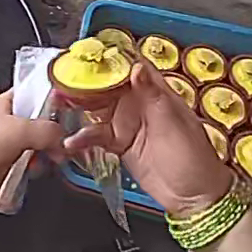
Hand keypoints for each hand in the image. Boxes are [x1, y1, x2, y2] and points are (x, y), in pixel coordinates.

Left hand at [0, 89, 66, 198]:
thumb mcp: (22, 129)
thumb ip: (49, 130)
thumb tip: (65, 141)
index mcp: (5, 102)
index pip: (33, 92)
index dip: (52, 98)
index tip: (70, 109)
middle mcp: (6, 120)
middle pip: (39, 120)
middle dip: (53, 132)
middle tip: (63, 142)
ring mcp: (6, 143)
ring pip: (37, 142)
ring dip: (46, 151)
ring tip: (51, 159)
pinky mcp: (6, 164)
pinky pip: (30, 161)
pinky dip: (36, 165)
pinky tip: (37, 170)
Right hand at [62, 62, 232, 216]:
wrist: (193, 197)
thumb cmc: (192, 157)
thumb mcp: (172, 123)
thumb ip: (151, 95)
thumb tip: (135, 67)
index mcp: (155, 92)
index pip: (130, 67)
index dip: (109, 58)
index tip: (86, 54)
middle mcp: (138, 103)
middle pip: (106, 86)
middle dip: (84, 82)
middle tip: (61, 81)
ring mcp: (126, 123)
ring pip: (96, 108)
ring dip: (78, 108)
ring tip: (58, 107)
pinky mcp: (118, 143)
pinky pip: (95, 135)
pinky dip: (82, 137)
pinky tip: (71, 141)